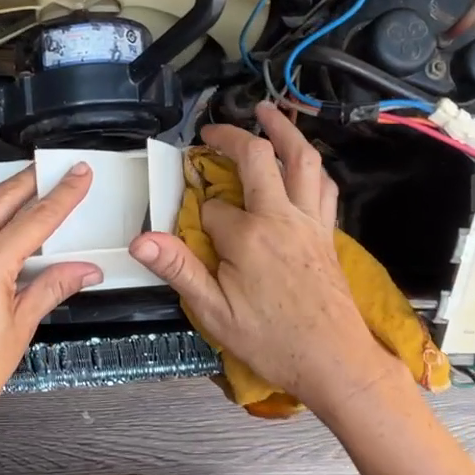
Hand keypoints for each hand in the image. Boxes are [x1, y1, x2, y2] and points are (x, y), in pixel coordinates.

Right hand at [129, 102, 393, 407]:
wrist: (334, 361)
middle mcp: (282, 218)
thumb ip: (179, 269)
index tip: (187, 225)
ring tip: (270, 112)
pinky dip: (311, 165)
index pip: (211, 208)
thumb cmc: (271, 341)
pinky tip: (304, 162)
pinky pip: (323, 185)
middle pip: (259, 158)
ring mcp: (310, 223)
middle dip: (234, 136)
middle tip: (214, 129)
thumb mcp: (213, 312)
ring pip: (303, 160)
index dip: (196, 213)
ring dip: (285, 131)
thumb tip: (140, 240)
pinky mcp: (327, 234)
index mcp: (248, 237)